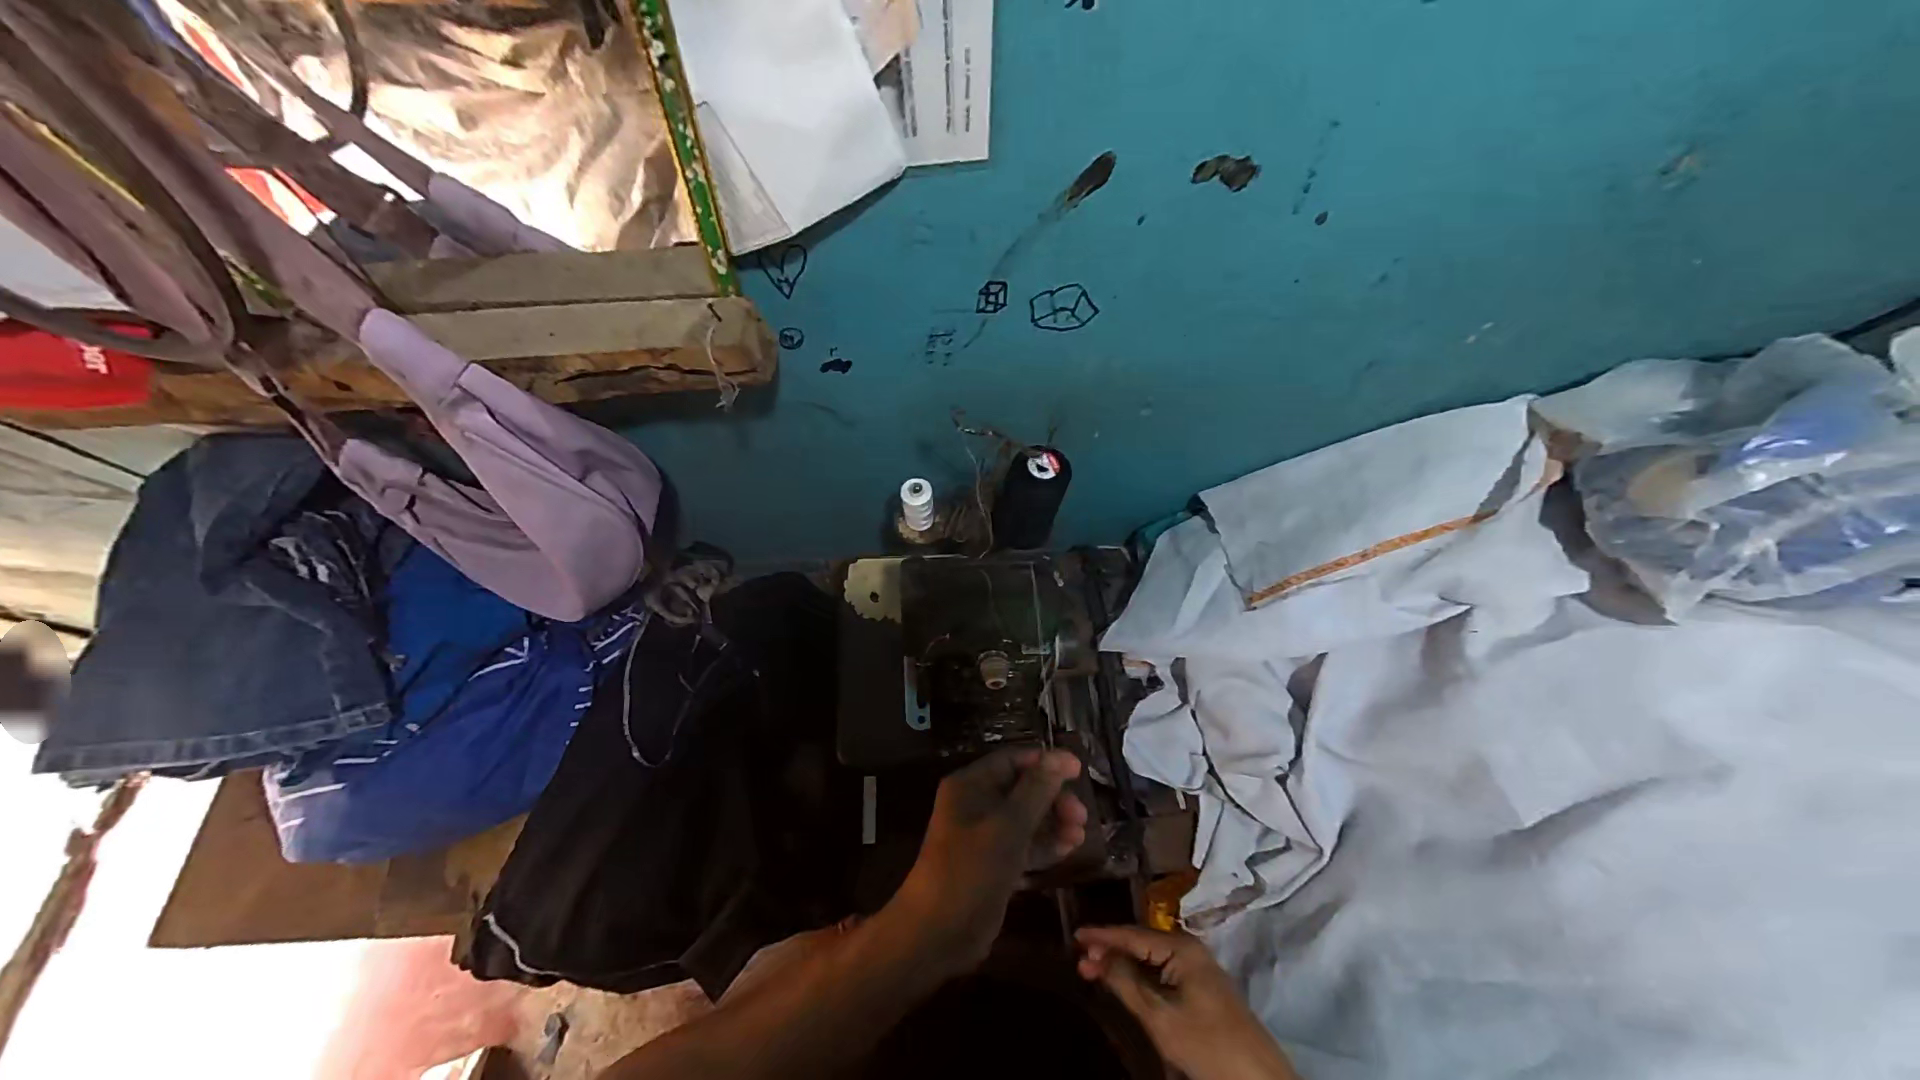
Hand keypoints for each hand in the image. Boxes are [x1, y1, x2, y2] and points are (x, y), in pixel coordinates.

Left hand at [883, 748, 1086, 972]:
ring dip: (1053, 822)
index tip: (1078, 771)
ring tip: (1080, 834)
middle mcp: (975, 804)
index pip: (1012, 760)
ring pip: (1026, 818)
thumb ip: (1037, 790)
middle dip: (1053, 798)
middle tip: (1081, 814)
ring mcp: (983, 835)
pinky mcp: (993, 863)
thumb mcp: (1009, 825)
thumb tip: (1062, 757)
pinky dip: (1044, 844)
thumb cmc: (972, 869)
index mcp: (971, 785)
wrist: (939, 931)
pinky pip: (1023, 844)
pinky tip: (1068, 849)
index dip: (1045, 762)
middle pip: (1022, 788)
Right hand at [1076, 925, 1299, 1079]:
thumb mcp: (1159, 1017)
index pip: (1132, 934)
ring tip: (1095, 972)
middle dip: (1110, 951)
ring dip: (1123, 965)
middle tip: (1080, 963)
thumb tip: (1098, 956)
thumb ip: (1125, 982)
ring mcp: (1198, 969)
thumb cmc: (1208, 1047)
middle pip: (1140, 942)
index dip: (1101, 936)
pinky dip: (1140, 976)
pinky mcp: (1202, 989)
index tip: (1074, 936)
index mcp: (1181, 948)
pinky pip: (1162, 972)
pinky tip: (1124, 984)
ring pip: (1150, 958)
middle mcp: (1189, 949)